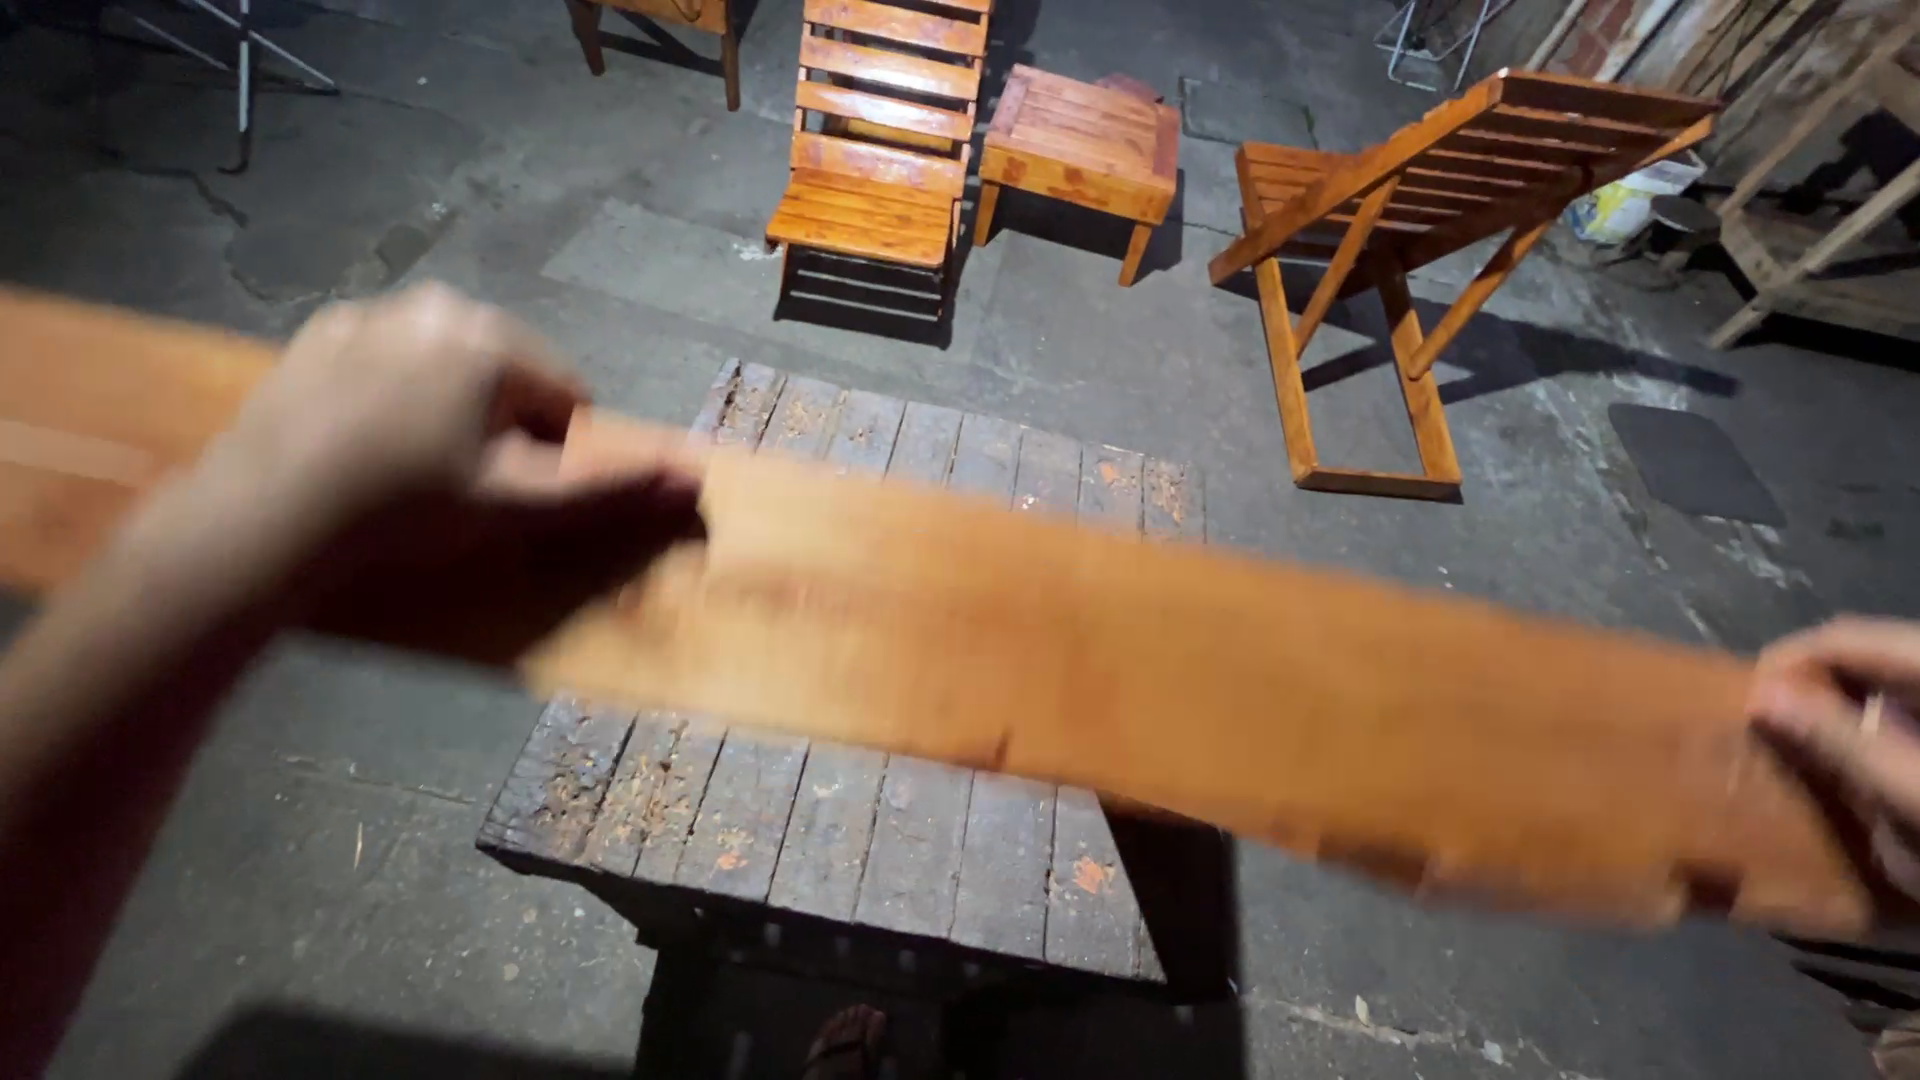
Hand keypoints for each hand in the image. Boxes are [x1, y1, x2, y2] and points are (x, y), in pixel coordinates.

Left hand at [125, 283, 703, 652]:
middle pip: (517, 372)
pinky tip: (379, 433)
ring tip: (422, 457)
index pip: (568, 395)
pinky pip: (405, 354)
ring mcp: (374, 310)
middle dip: (512, 421)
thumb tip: (693, 479)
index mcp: (491, 339)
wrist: (267, 516)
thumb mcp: (523, 502)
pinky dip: (410, 388)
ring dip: (465, 406)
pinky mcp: (326, 327)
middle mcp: (437, 304)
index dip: (555, 447)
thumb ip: (611, 487)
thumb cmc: (412, 507)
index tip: (511, 483)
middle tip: (469, 475)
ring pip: (462, 363)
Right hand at [1750, 617, 1919, 898]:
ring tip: (1825, 742)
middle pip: (1873, 648)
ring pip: (1900, 673)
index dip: (1785, 662)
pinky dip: (1893, 717)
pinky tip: (1884, 753)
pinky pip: (1918, 696)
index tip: (1752, 706)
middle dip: (1815, 681)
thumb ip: (1843, 744)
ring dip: (1851, 699)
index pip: (1844, 636)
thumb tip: (1760, 697)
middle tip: (1780, 726)